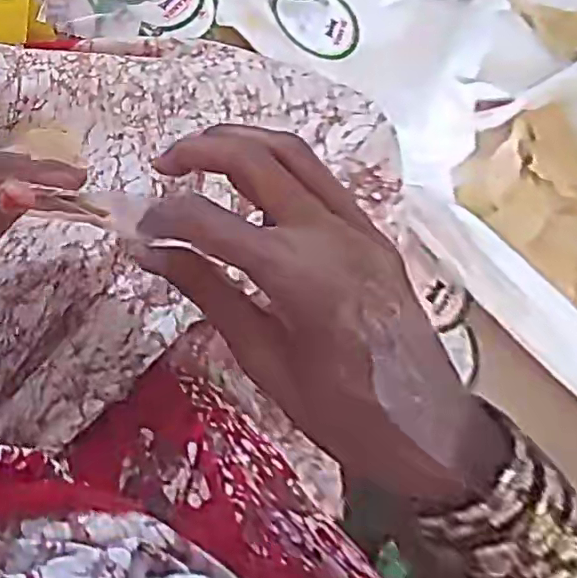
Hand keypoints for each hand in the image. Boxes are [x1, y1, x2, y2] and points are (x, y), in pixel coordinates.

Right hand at [135, 126, 507, 506]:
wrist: (437, 437)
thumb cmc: (343, 414)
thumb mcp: (262, 359)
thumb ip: (205, 290)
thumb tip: (148, 251)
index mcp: (299, 276)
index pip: (210, 222)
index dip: (164, 217)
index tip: (139, 227)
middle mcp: (329, 234)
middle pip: (252, 159)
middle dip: (196, 150)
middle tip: (161, 165)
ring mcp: (356, 224)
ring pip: (288, 149)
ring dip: (236, 140)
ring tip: (198, 152)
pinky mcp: (368, 226)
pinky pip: (314, 172)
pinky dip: (271, 158)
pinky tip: (247, 174)